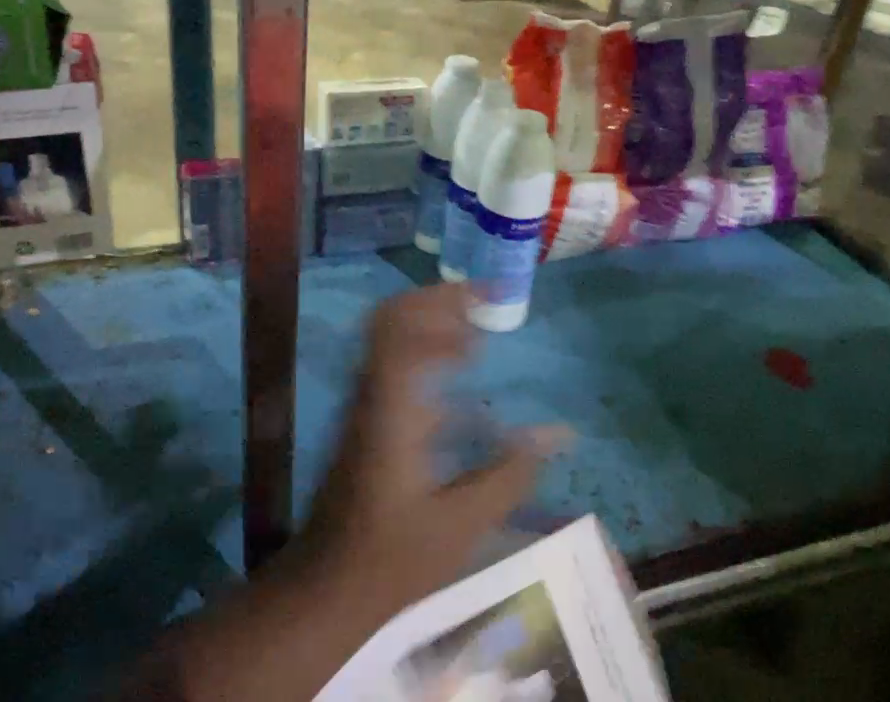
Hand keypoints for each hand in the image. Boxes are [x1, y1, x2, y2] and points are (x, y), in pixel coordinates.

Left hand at [298, 284, 568, 617]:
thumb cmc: (395, 557)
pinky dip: (424, 361)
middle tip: (481, 307)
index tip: (489, 302)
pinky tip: (461, 391)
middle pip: (390, 321)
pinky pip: (390, 370)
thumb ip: (512, 472)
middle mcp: (371, 395)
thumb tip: (561, 432)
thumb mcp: (463, 521)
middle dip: (436, 304)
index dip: (445, 305)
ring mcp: (361, 408)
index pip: (405, 328)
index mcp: (392, 408)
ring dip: (430, 328)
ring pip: (387, 342)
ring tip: (476, 339)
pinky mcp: (363, 424)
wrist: (327, 586)